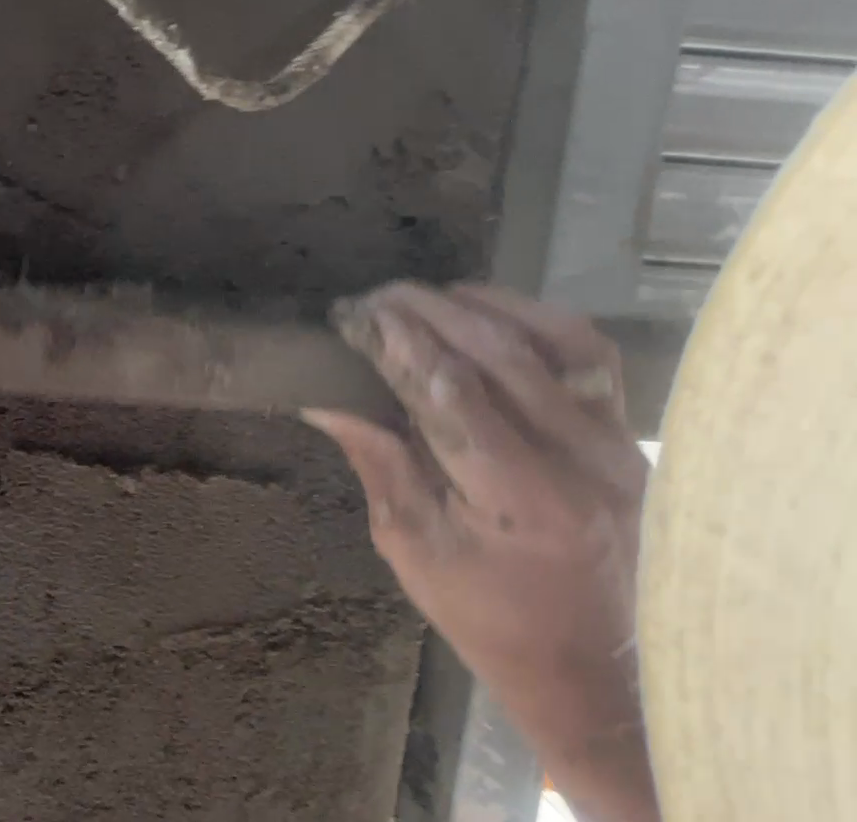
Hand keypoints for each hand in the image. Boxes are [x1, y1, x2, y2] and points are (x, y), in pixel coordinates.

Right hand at [304, 283, 657, 821]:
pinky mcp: (631, 437)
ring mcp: (619, 446)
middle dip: (426, 314)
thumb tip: (324, 401)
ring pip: (554, 342)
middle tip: (370, 299)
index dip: (397, 346)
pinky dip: (534, 318)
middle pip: (499, 356)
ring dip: (480, 305)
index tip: (352, 316)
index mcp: (520, 501)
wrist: (595, 661)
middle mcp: (582, 463)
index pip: (451, 395)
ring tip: (421, 295)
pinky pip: (590, 355)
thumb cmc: (487, 614)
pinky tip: (486, 310)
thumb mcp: (411, 547)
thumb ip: (378, 464)